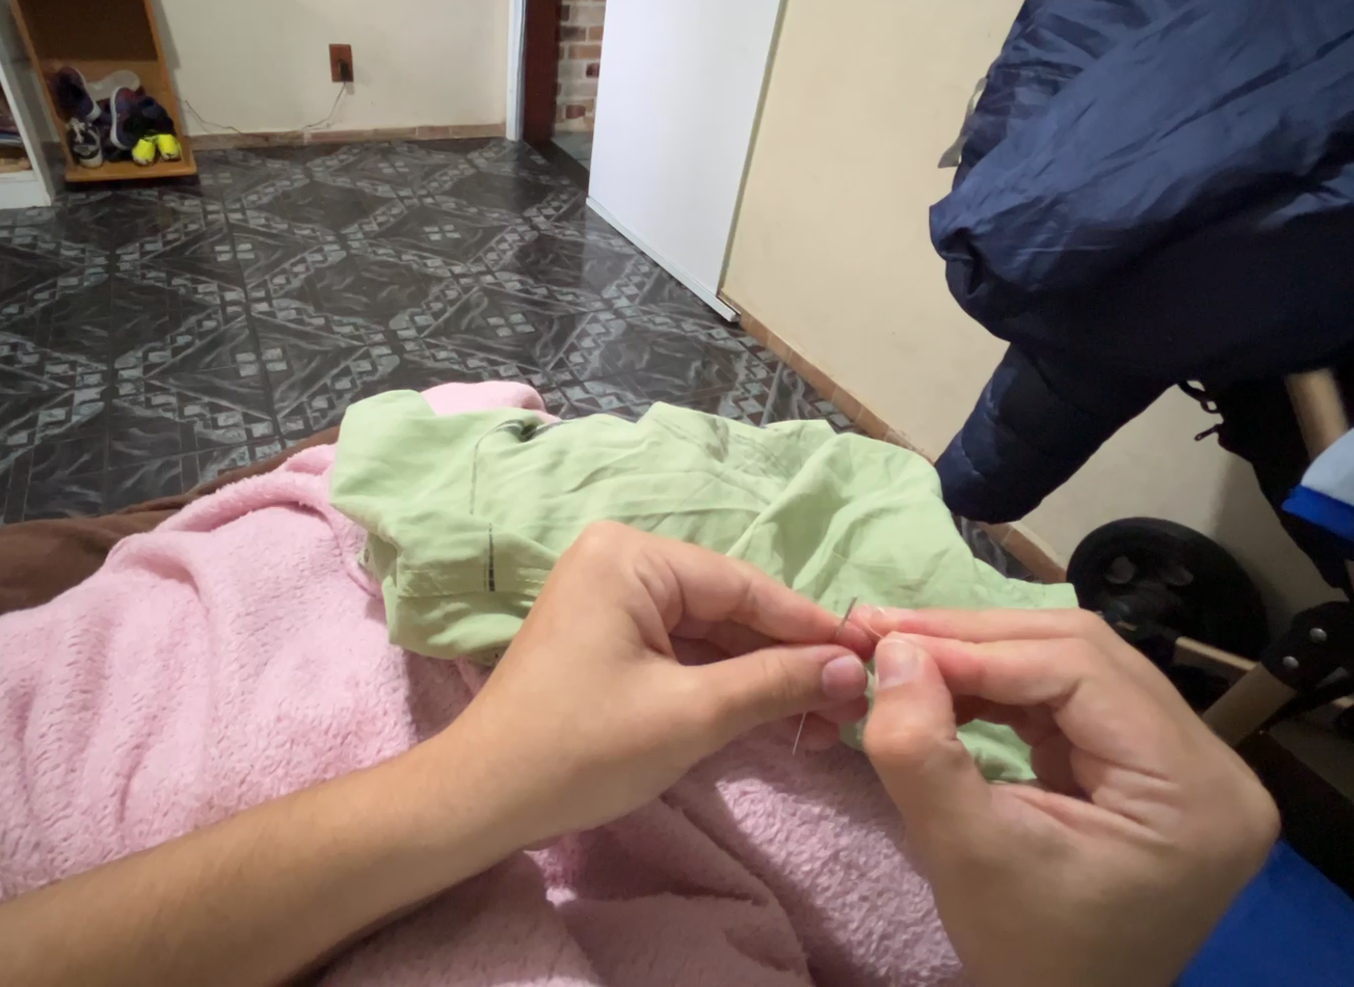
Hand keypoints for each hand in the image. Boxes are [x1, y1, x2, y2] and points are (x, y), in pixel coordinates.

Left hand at [436, 522, 874, 844]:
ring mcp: (613, 597)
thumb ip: (774, 681)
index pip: (741, 585)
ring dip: (760, 675)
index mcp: (631, 556)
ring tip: (823, 718)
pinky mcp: (610, 633)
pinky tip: (772, 712)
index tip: (867, 655)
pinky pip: (680, 648)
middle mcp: (621, 560)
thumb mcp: (691, 714)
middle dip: (786, 657)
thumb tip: (849, 667)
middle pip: (726, 607)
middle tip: (849, 700)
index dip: (808, 625)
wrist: (486, 796)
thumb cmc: (584, 747)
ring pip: (707, 631)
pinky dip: (722, 681)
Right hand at [857, 607, 1278, 986]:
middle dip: (973, 636)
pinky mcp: (1137, 760)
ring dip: (979, 650)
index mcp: (1193, 790)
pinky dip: (993, 679)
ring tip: (904, 653)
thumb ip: (919, 749)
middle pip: (1078, 650)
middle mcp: (1206, 761)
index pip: (1077, 672)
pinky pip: (1061, 690)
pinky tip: (945, 685)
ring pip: (1066, 659)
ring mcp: (1176, 758)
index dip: (975, 648)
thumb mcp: (962, 853)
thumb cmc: (1023, 950)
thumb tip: (893, 649)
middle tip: (886, 631)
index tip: (884, 642)